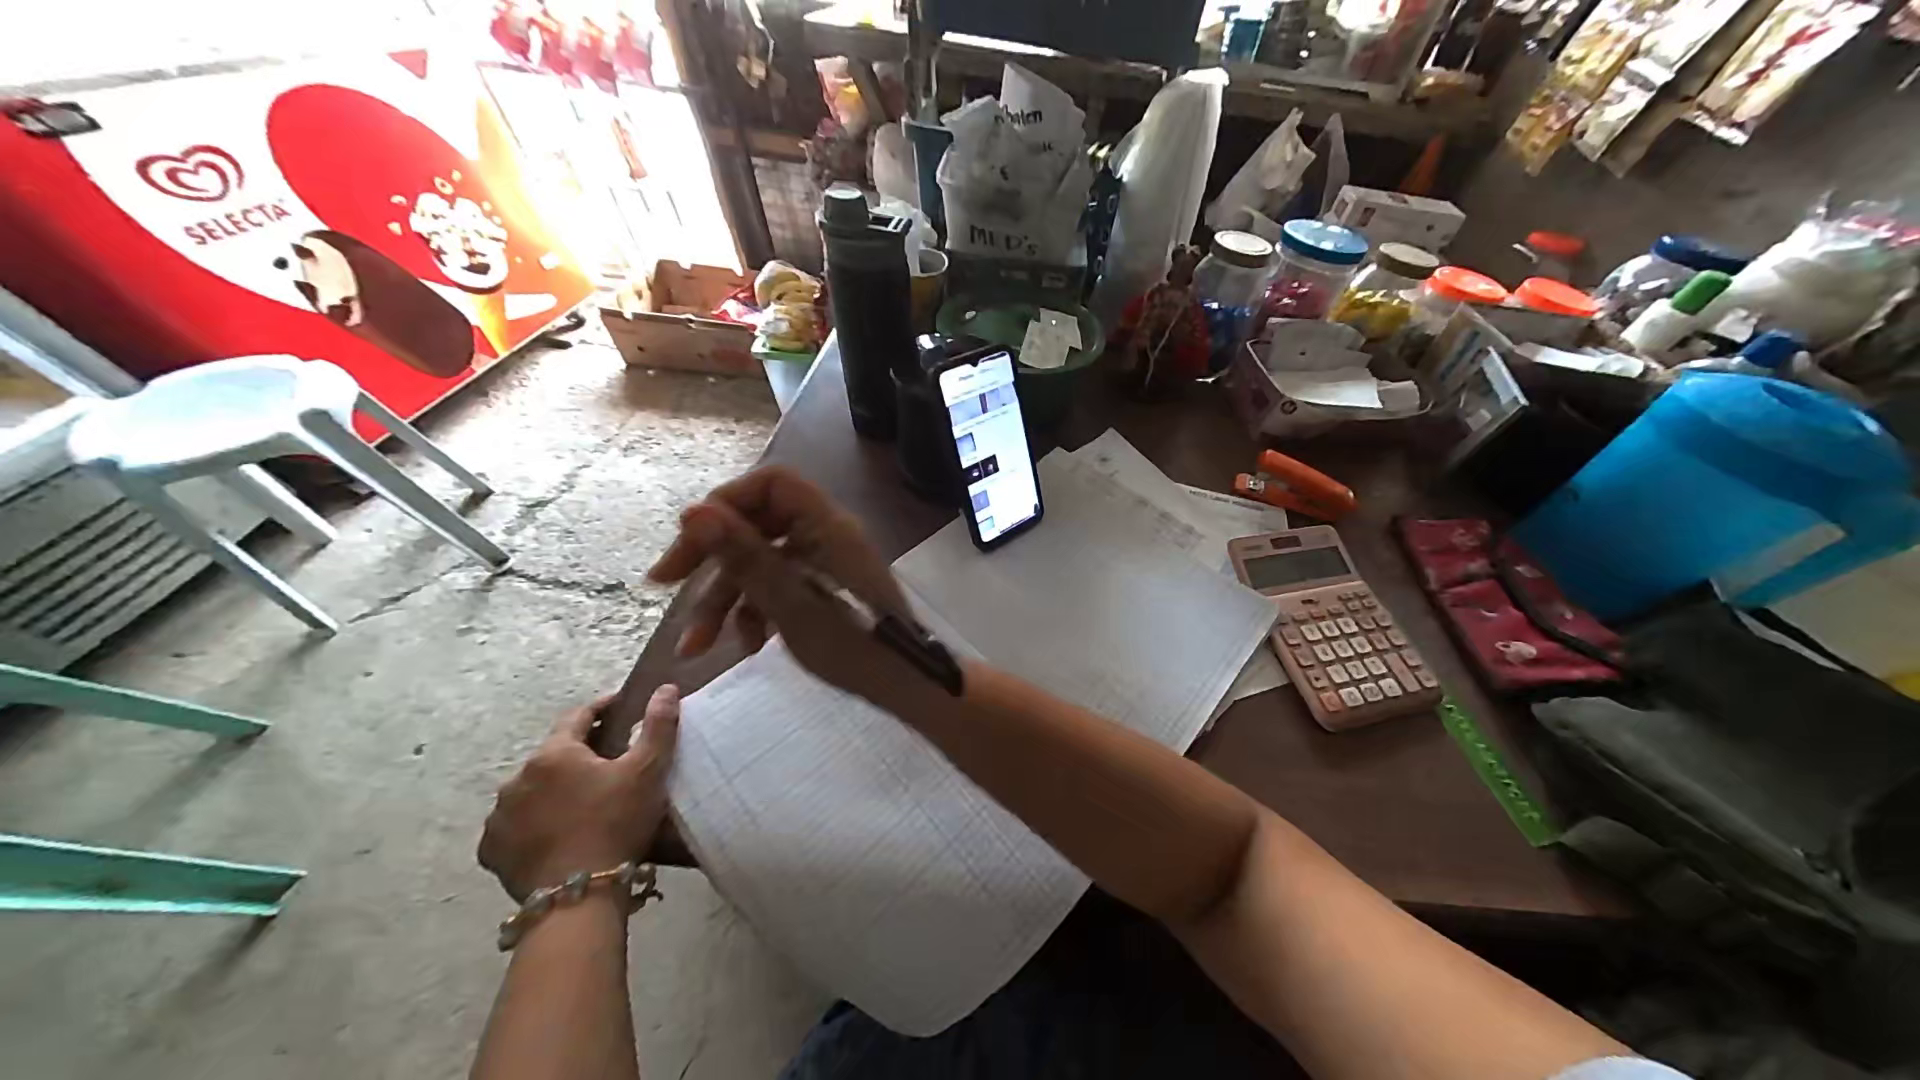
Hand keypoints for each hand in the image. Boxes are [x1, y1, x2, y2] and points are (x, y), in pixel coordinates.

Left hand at [479, 686, 679, 901]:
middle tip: (607, 763)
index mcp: (555, 753)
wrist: (577, 897)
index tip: (620, 707)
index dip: (602, 708)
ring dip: (553, 788)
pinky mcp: (492, 849)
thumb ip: (658, 725)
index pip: (578, 716)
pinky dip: (532, 820)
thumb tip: (666, 689)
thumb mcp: (648, 771)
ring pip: (531, 789)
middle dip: (578, 753)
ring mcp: (499, 815)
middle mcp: (518, 777)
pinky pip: (513, 823)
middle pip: (554, 754)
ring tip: (580, 802)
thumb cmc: (616, 824)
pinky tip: (552, 831)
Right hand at [645, 466, 926, 710]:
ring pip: (760, 565)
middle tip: (663, 586)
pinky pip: (778, 587)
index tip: (688, 539)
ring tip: (694, 648)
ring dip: (724, 602)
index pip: (769, 484)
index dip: (725, 503)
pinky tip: (747, 648)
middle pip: (755, 526)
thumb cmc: (851, 643)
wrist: (905, 685)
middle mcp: (823, 534)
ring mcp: (823, 563)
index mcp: (824, 523)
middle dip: (710, 561)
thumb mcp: (787, 601)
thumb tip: (693, 510)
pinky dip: (756, 613)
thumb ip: (742, 554)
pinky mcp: (822, 590)